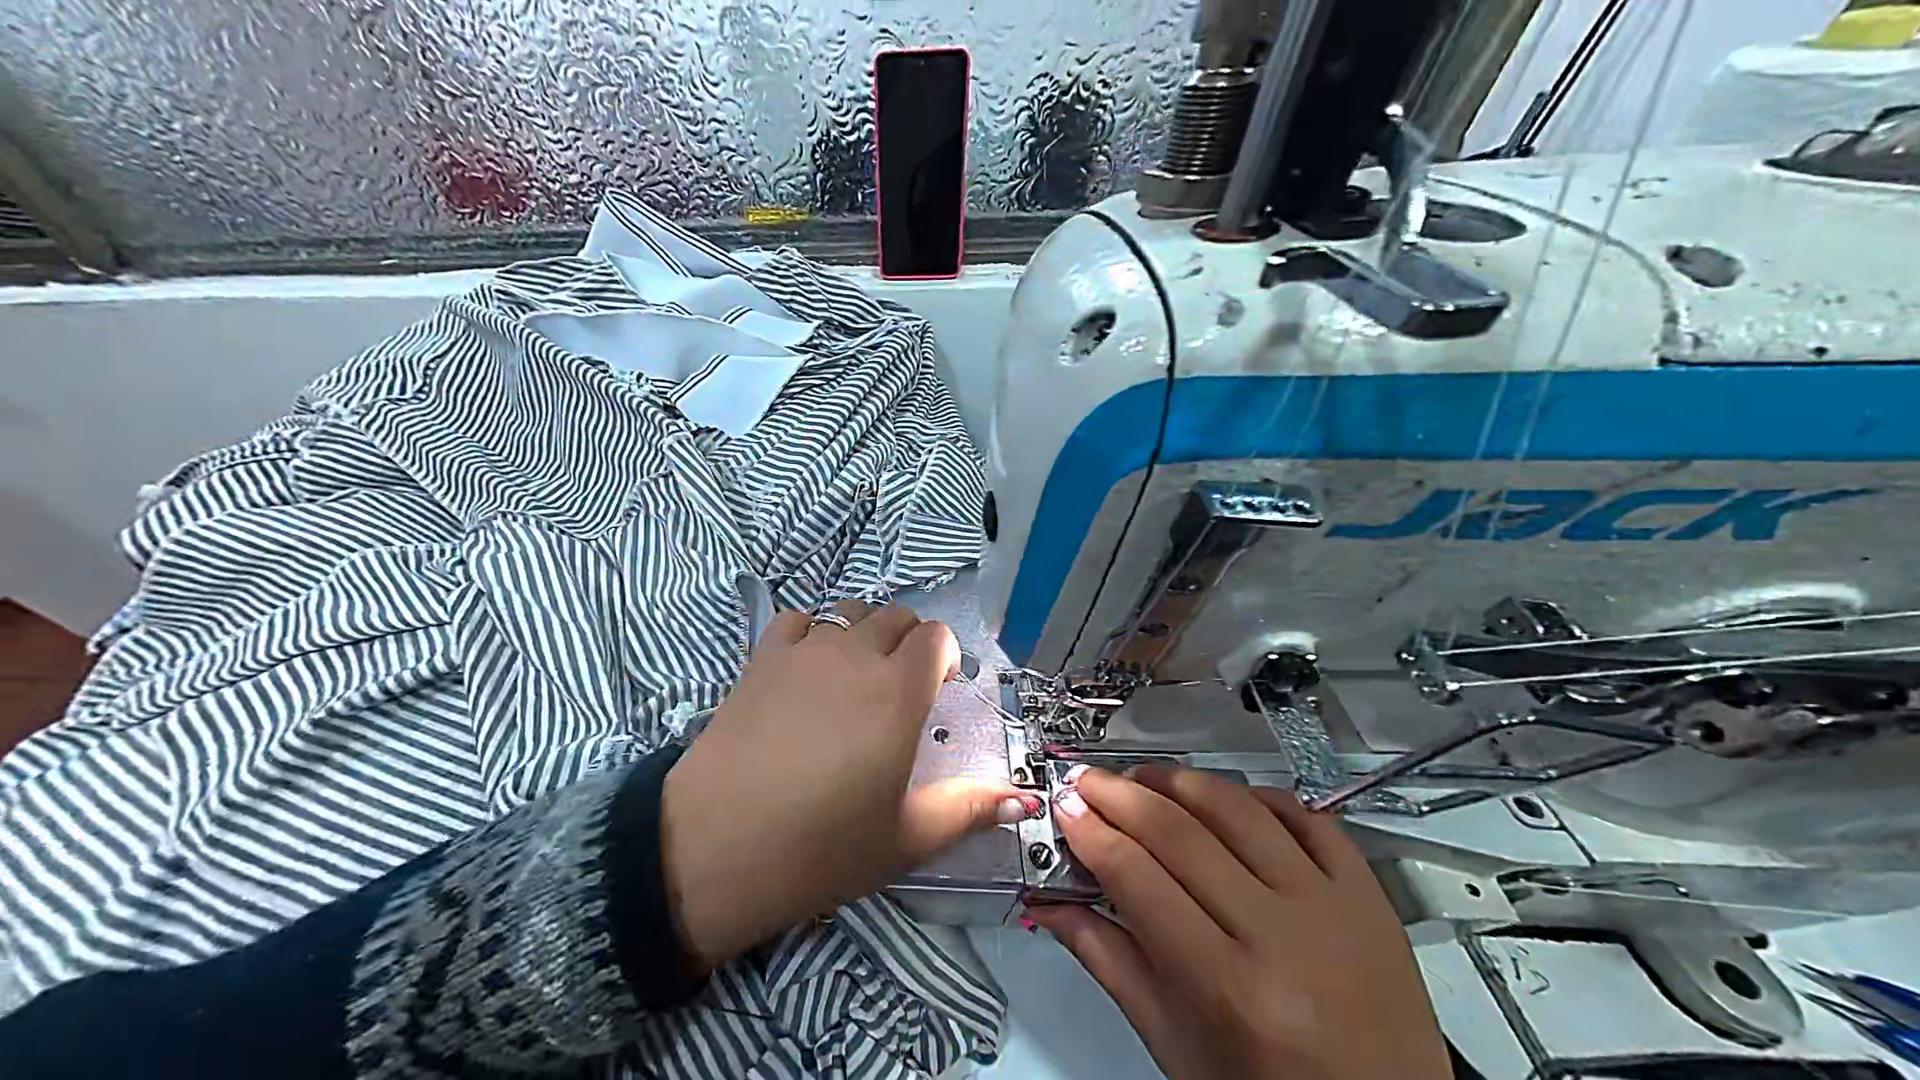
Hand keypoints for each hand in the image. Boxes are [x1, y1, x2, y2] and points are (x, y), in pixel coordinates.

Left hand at [660, 602, 1041, 969]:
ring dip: (865, 632)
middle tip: (903, 690)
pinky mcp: (760, 659)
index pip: (936, 638)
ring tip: (857, 676)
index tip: (941, 691)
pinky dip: (812, 631)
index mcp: (897, 693)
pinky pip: (796, 620)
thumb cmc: (820, 847)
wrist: (712, 848)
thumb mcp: (906, 837)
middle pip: (897, 617)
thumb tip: (1025, 799)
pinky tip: (808, 667)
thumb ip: (969, 808)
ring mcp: (803, 652)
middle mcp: (854, 657)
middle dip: (911, 643)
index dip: (945, 657)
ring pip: (849, 611)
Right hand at [1026, 765, 1449, 1079]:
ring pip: (1235, 807)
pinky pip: (1303, 814)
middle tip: (1087, 784)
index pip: (1138, 879)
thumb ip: (1110, 964)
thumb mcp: (1178, 1046)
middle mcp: (1286, 938)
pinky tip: (1221, 796)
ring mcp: (1333, 905)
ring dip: (1177, 780)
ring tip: (1142, 777)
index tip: (1066, 810)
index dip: (1091, 833)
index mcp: (1233, 992)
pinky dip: (1253, 794)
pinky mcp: (1365, 891)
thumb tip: (1053, 906)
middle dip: (1119, 795)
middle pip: (1179, 832)